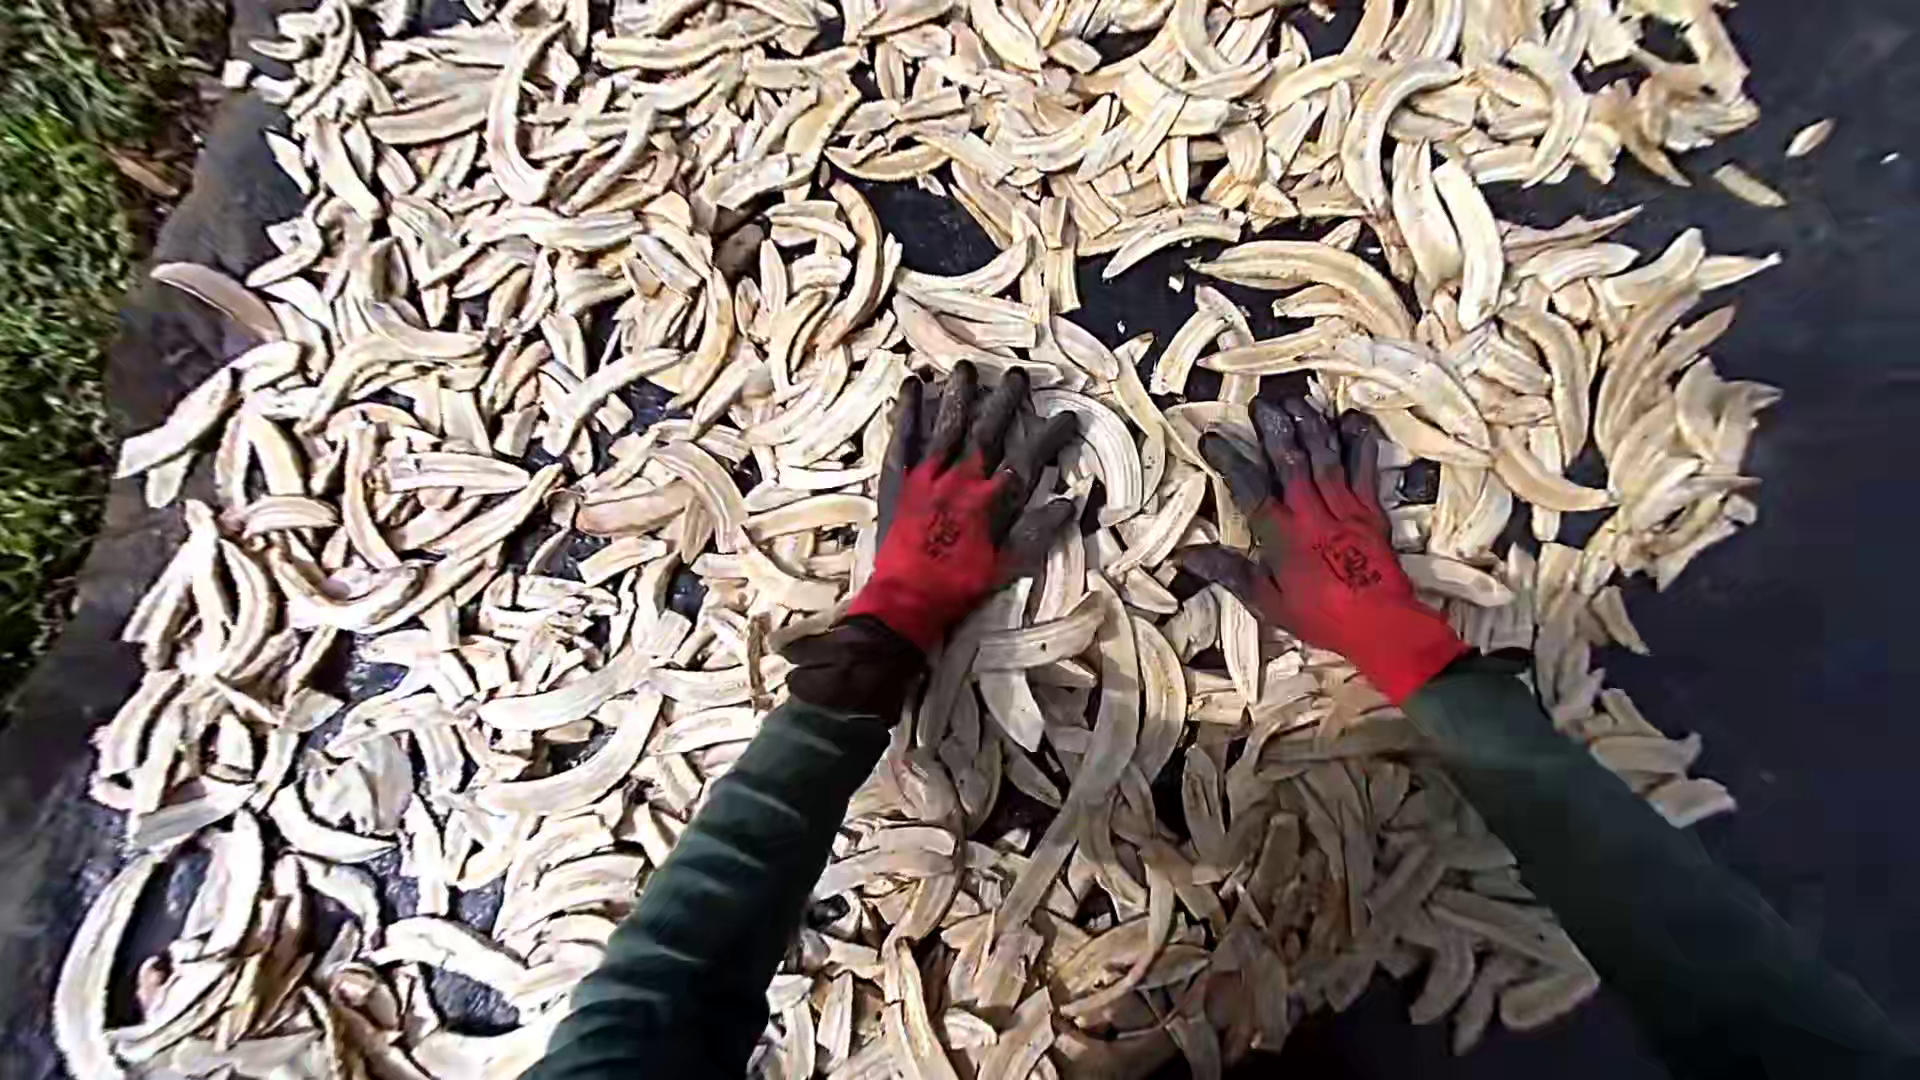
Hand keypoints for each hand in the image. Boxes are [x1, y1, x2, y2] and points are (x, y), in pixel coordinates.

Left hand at [846, 362, 1079, 650]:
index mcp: (992, 500)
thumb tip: (1070, 502)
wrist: (907, 600)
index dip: (1050, 434)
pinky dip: (907, 411)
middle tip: (1016, 374)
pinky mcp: (898, 479)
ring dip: (959, 394)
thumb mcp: (1007, 566)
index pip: (1029, 457)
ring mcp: (927, 475)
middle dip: (1005, 401)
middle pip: (988, 431)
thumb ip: (1038, 531)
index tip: (1067, 416)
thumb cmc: (960, 585)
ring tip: (967, 367)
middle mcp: (963, 479)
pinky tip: (910, 386)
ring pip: (948, 425)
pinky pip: (903, 439)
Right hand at [1179, 397, 1465, 703]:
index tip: (1211, 438)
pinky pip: (1365, 470)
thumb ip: (1228, 572)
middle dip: (1274, 430)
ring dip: (1311, 427)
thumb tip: (1186, 555)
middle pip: (1291, 463)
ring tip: (1297, 400)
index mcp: (1283, 536)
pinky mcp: (1372, 510)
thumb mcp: (1265, 601)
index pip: (1250, 488)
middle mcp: (1313, 515)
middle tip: (1261, 403)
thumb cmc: (1319, 616)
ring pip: (1326, 459)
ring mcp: (1346, 509)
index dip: (1229, 460)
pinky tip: (1352, 419)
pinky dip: (1359, 443)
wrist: (1383, 626)